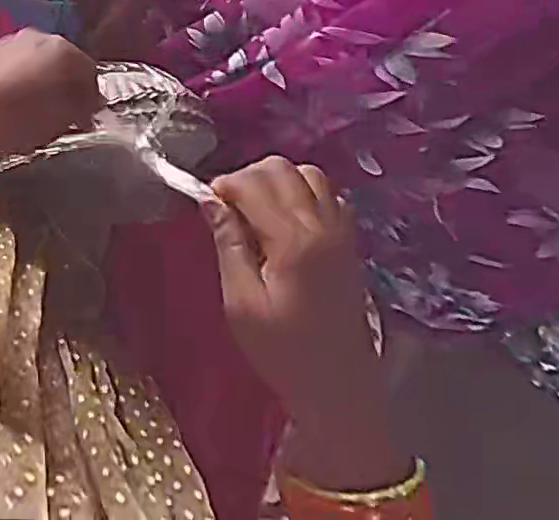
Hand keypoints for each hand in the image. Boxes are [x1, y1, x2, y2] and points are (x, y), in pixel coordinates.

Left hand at [0, 30, 102, 155]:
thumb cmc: (6, 116)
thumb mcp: (50, 123)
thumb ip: (77, 112)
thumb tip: (86, 106)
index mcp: (63, 51)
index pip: (92, 74)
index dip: (91, 101)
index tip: (84, 123)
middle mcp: (43, 37)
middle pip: (68, 67)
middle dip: (69, 92)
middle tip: (64, 121)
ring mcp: (16, 40)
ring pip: (45, 66)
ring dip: (47, 88)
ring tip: (37, 116)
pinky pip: (23, 67)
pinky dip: (27, 84)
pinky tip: (15, 106)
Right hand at [205, 156, 409, 491]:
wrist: (339, 389)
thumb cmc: (283, 351)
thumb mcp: (241, 302)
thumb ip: (228, 244)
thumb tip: (210, 201)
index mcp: (293, 241)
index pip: (253, 183)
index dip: (224, 185)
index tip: (208, 204)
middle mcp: (322, 226)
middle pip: (282, 168)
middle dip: (247, 176)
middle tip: (228, 206)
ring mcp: (342, 232)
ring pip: (308, 173)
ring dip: (277, 179)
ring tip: (256, 208)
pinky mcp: (350, 242)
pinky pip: (329, 194)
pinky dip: (303, 191)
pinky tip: (287, 217)